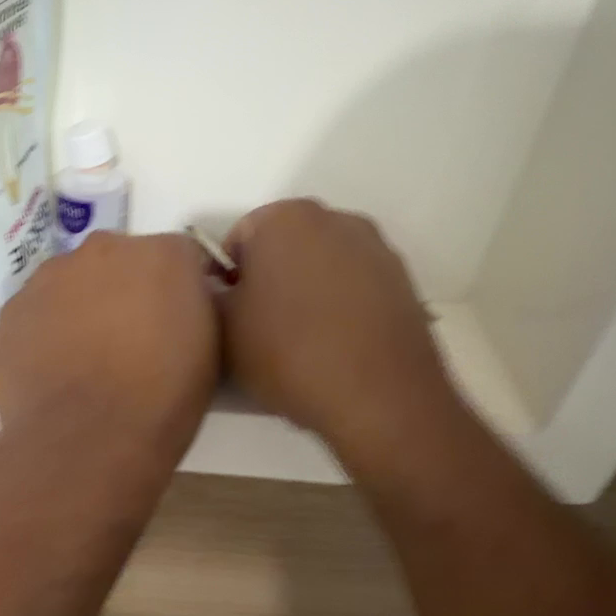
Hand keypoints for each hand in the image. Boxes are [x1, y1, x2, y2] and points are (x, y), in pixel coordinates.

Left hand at [0, 232, 218, 460]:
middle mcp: (104, 250)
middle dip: (124, 290)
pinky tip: (53, 372)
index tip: (176, 325)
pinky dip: (45, 332)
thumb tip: (176, 309)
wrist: (84, 440)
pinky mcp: (12, 309)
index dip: (178, 291)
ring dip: (80, 308)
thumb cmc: (161, 401)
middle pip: (119, 261)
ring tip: (84, 361)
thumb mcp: (206, 353)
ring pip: (71, 283)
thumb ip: (191, 311)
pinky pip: (37, 312)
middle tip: (128, 342)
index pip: (179, 258)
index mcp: (163, 256)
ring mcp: (50, 277)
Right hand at [220, 199, 459, 448]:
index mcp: (284, 218)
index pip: (237, 239)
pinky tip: (335, 347)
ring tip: (301, 342)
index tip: (229, 317)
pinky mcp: (404, 282)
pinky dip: (340, 307)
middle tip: (260, 329)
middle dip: (269, 279)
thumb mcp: (223, 330)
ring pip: (322, 266)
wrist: (378, 397)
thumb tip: (224, 291)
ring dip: (307, 292)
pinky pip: (355, 287)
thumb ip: (211, 297)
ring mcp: (376, 248)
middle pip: (284, 246)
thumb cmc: (288, 354)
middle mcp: (335, 218)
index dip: (227, 280)